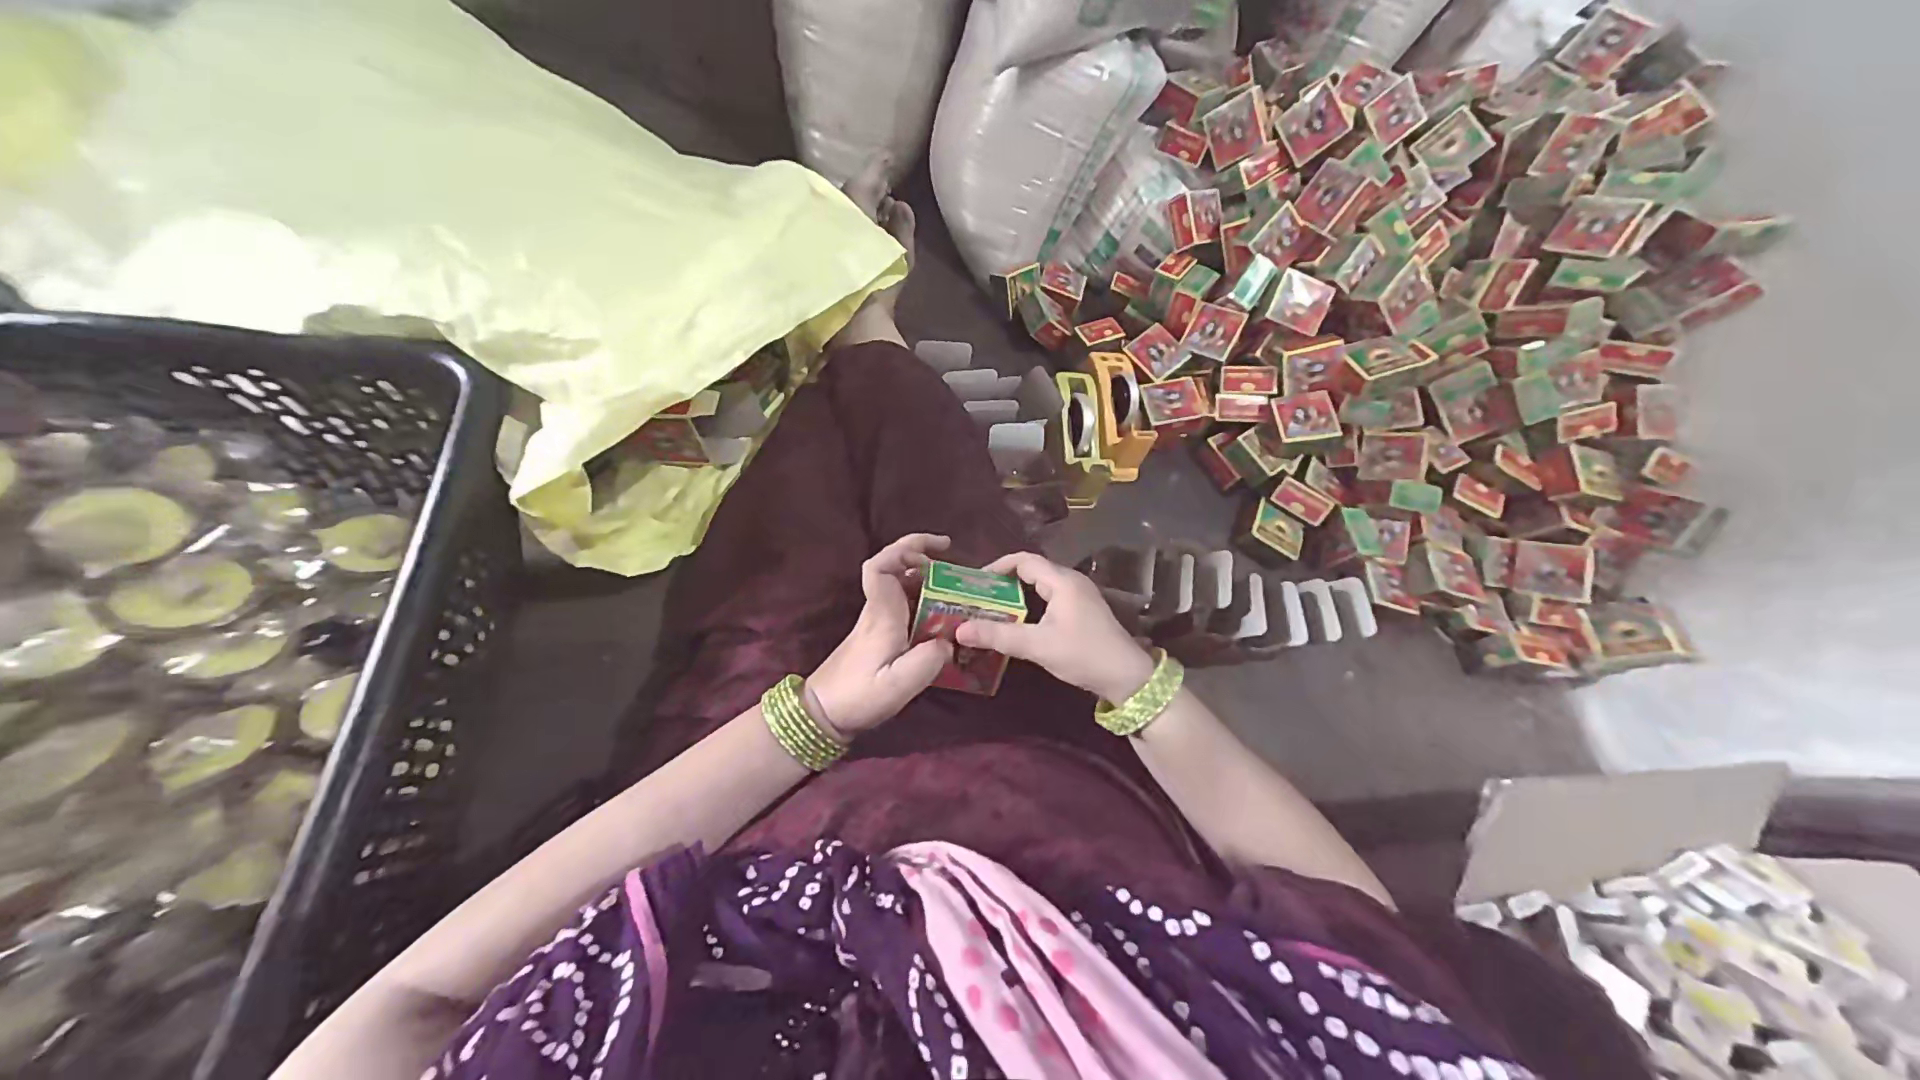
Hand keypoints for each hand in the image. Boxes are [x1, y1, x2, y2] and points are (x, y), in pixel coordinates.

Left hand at [807, 533, 954, 736]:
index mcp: (882, 615)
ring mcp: (876, 621)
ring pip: (900, 585)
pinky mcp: (878, 634)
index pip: (880, 566)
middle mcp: (878, 610)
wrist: (823, 714)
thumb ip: (928, 661)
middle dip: (922, 556)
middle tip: (953, 566)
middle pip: (893, 567)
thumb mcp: (899, 685)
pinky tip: (942, 616)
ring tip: (956, 589)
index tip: (938, 549)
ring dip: (926, 579)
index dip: (906, 548)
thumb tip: (949, 641)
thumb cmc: (858, 697)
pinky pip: (903, 603)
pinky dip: (923, 600)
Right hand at [955, 552, 1155, 703]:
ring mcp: (1080, 596)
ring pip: (1041, 585)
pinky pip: (1050, 597)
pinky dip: (1031, 604)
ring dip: (1017, 595)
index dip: (997, 567)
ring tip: (992, 610)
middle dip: (1003, 582)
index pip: (1024, 560)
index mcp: (1062, 581)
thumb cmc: (1083, 655)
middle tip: (979, 598)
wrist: (1127, 677)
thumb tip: (959, 630)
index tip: (975, 583)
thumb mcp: (1037, 645)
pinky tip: (1018, 622)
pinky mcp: (1083, 611)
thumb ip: (998, 636)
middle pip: (1032, 570)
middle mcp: (1072, 581)